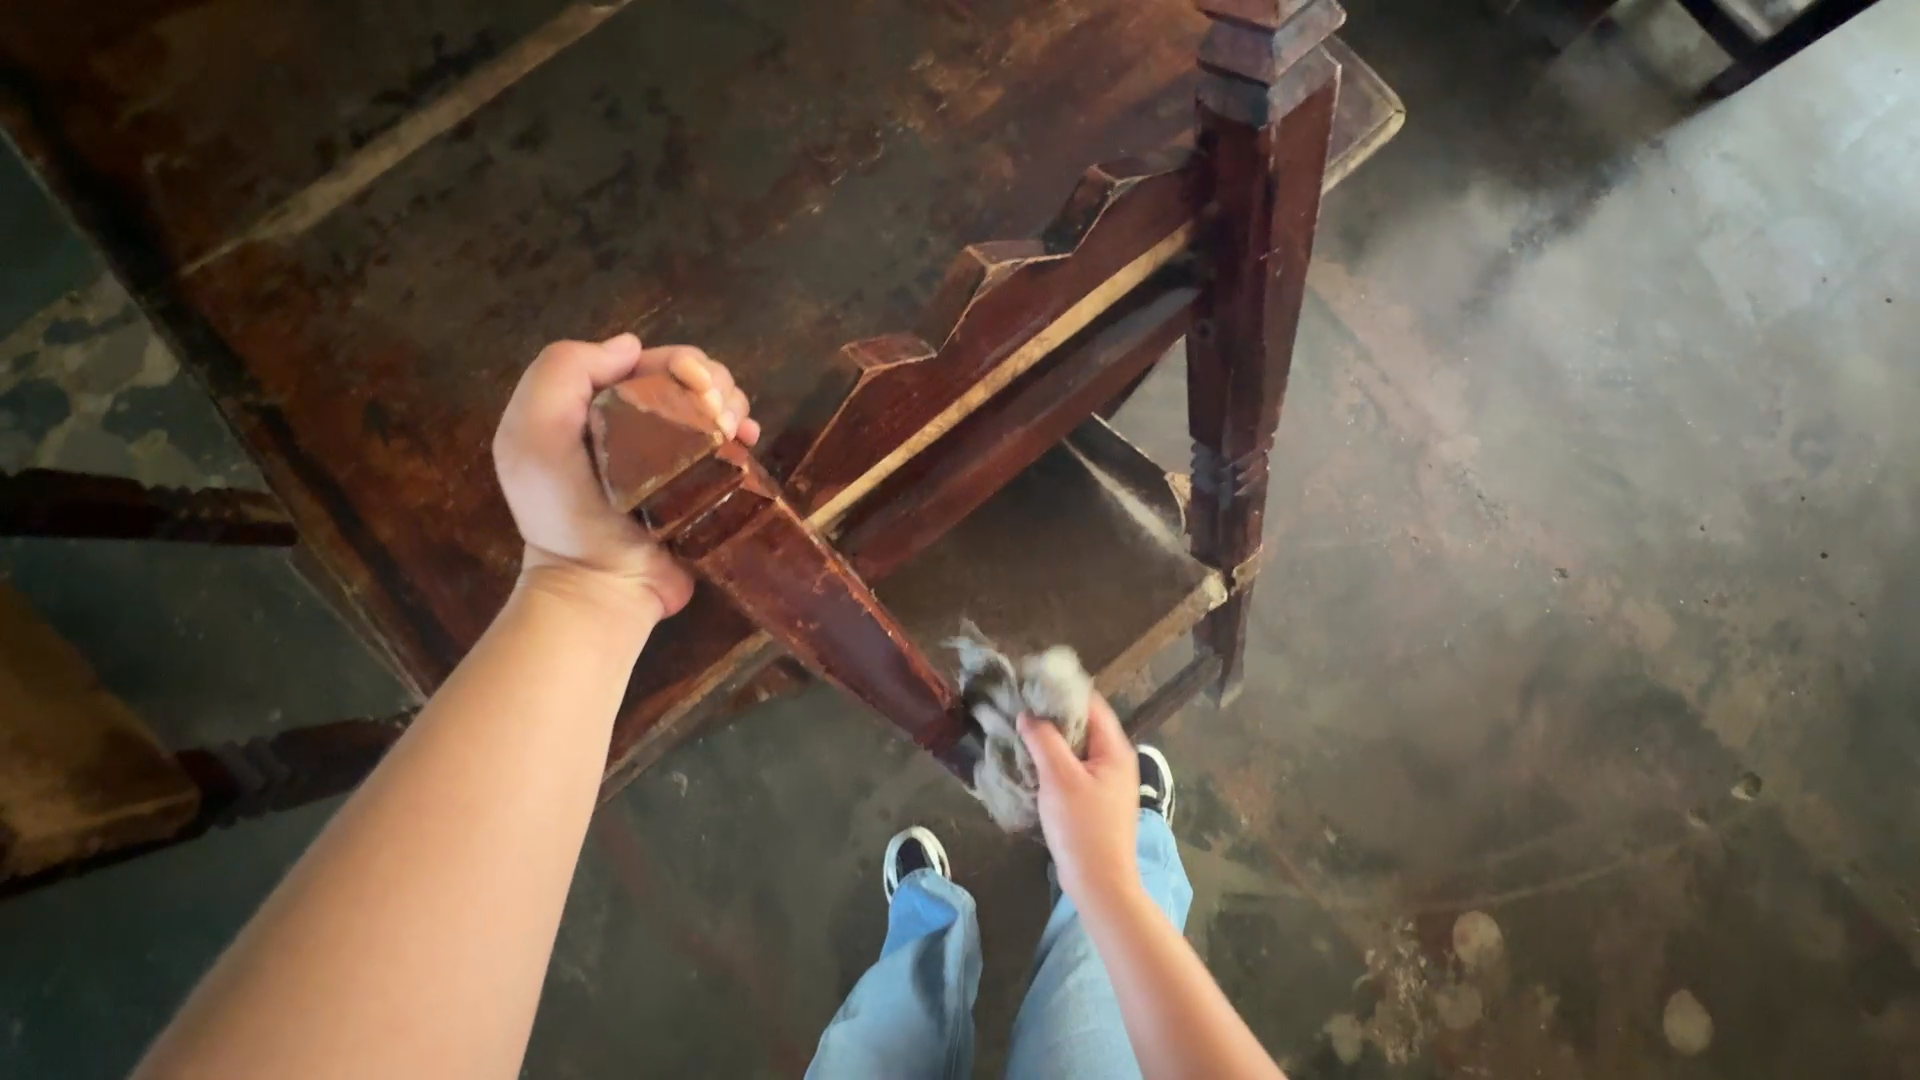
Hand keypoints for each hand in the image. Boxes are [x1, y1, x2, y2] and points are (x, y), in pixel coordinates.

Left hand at [493, 333, 759, 618]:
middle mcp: (638, 424)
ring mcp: (676, 455)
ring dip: (733, 405)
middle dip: (713, 384)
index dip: (678, 362)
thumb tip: (631, 346)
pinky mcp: (704, 484)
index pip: (647, 362)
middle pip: (689, 380)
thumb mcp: (534, 435)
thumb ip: (564, 374)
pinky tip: (748, 440)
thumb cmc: (564, 513)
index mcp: (599, 406)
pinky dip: (745, 432)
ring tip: (734, 431)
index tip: (696, 385)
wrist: (602, 586)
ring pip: (716, 406)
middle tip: (719, 415)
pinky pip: (731, 446)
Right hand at [1019, 694, 1141, 909]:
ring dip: (1050, 740)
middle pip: (1083, 725)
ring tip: (1019, 729)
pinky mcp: (1094, 801)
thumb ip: (1043, 740)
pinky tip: (1030, 762)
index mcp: (1115, 749)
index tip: (1031, 684)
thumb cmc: (1083, 828)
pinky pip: (1072, 769)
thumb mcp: (1059, 778)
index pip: (1091, 704)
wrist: (1100, 884)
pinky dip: (1053, 761)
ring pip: (1075, 748)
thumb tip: (1028, 714)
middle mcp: (1115, 761)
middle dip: (1052, 715)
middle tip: (1020, 706)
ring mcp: (1106, 782)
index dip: (1062, 691)